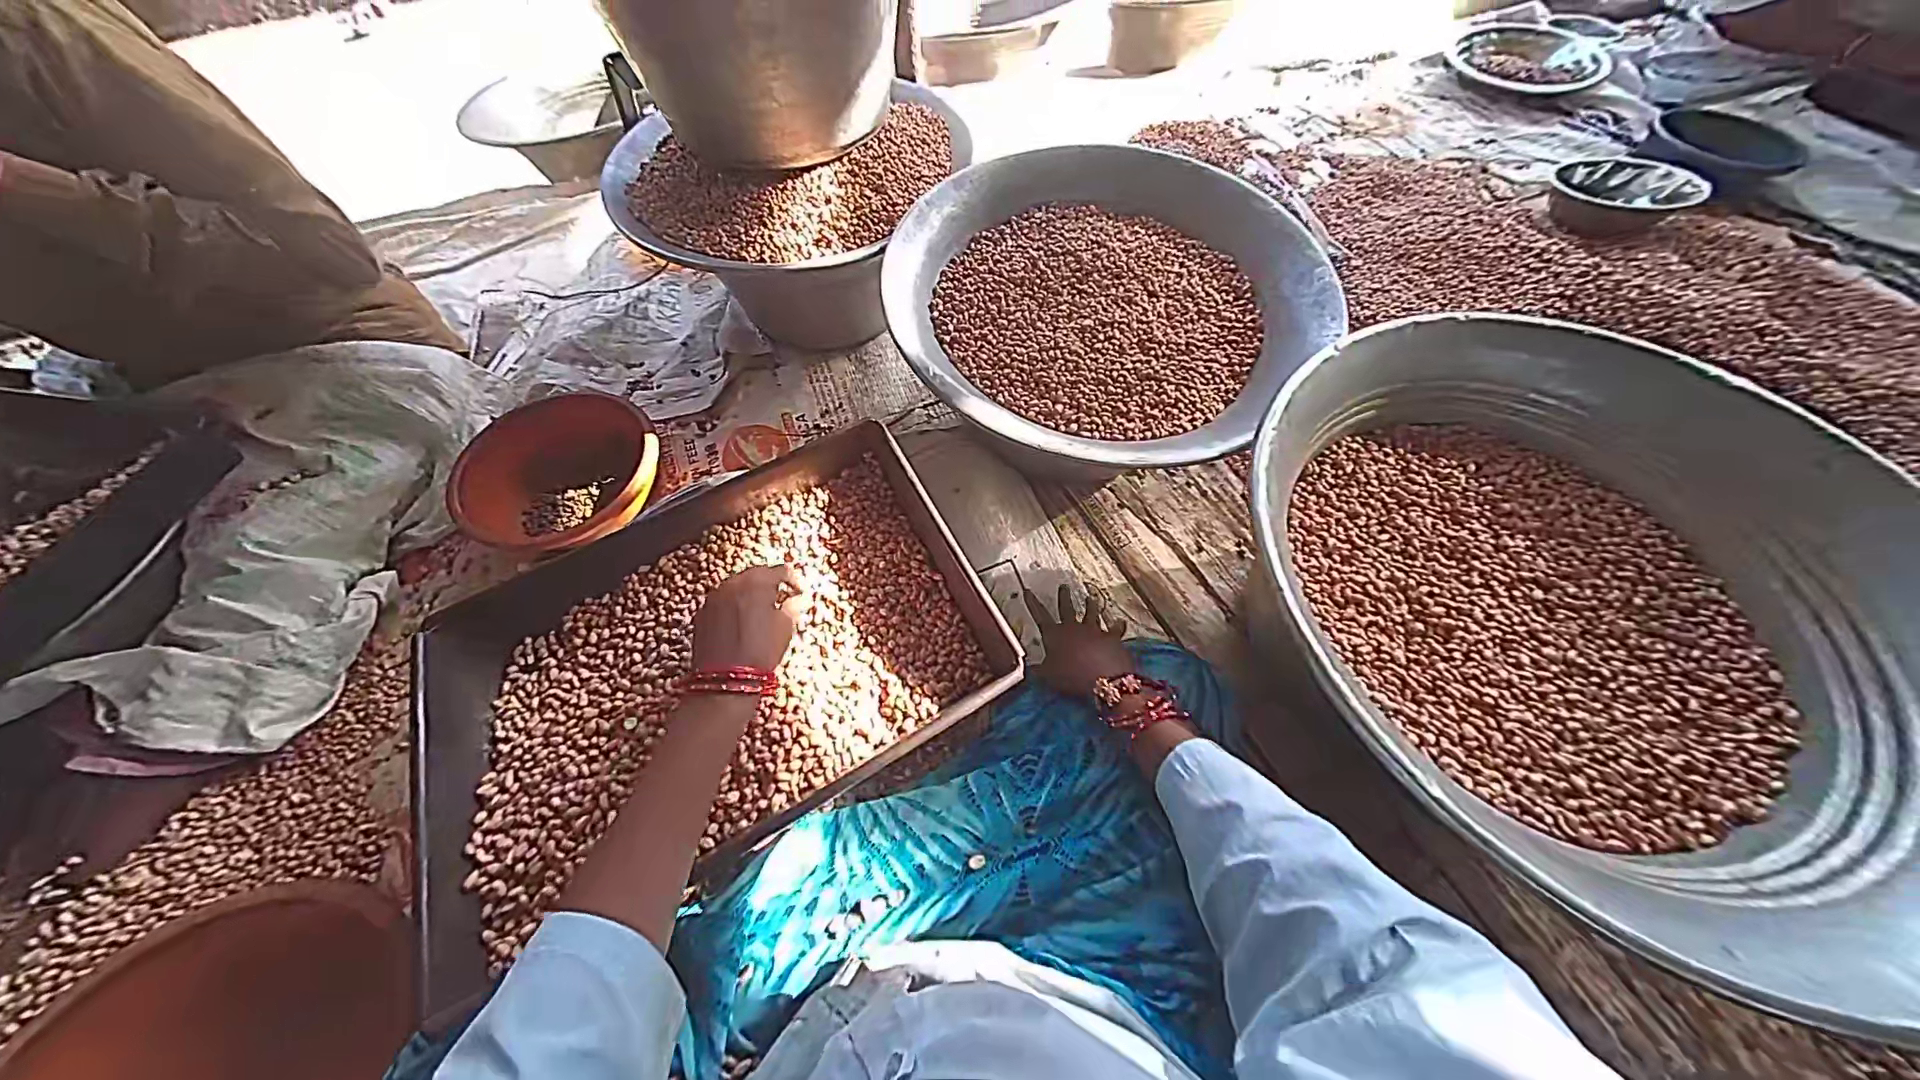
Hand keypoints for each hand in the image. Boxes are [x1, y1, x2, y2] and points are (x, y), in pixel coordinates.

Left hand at [692, 564, 806, 671]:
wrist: (726, 678)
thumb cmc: (759, 651)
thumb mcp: (785, 627)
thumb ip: (791, 607)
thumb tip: (794, 600)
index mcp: (756, 582)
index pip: (779, 571)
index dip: (792, 580)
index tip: (797, 591)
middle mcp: (732, 584)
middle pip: (754, 575)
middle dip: (768, 584)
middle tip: (780, 598)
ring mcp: (714, 598)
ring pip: (736, 587)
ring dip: (749, 594)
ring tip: (760, 611)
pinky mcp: (702, 614)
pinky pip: (722, 602)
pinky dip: (733, 606)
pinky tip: (741, 622)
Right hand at [1024, 582, 1133, 698]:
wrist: (1104, 679)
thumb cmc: (1071, 676)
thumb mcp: (1047, 676)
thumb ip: (1038, 670)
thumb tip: (1029, 669)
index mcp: (1054, 635)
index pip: (1039, 615)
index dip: (1032, 603)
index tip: (1028, 591)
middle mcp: (1073, 628)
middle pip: (1067, 609)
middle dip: (1064, 597)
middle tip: (1064, 587)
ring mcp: (1094, 631)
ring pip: (1090, 614)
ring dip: (1090, 606)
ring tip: (1090, 598)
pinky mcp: (1112, 638)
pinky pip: (1115, 629)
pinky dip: (1117, 626)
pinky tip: (1120, 622)